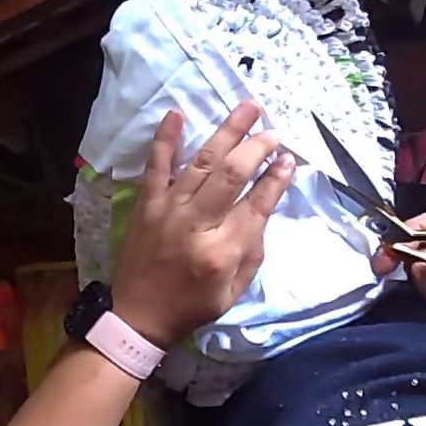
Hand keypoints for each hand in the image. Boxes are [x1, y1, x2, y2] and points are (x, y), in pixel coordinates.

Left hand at [110, 103, 295, 346]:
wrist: (137, 317)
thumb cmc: (191, 306)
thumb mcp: (233, 291)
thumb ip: (252, 250)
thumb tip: (264, 207)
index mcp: (222, 251)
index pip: (257, 205)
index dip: (276, 179)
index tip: (289, 159)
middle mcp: (197, 225)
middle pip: (232, 175)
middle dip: (257, 148)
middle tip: (273, 131)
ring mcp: (168, 210)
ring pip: (201, 162)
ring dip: (226, 132)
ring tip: (248, 107)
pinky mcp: (146, 204)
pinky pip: (156, 166)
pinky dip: (165, 139)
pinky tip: (176, 113)